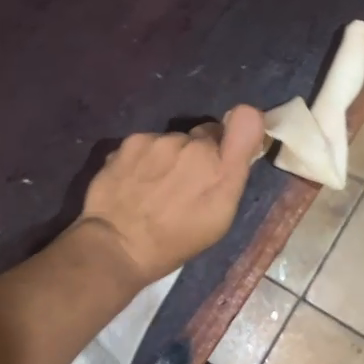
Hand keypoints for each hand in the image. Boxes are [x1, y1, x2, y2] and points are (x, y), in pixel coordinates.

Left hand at [76, 106, 264, 286]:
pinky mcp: (132, 141)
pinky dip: (142, 159)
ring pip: (171, 141)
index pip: (246, 118)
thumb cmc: (175, 241)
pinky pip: (146, 144)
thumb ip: (230, 176)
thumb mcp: (218, 219)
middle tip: (182, 185)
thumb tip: (231, 147)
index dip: (237, 129)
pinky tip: (134, 181)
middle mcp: (195, 145)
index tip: (226, 146)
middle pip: (202, 137)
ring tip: (153, 187)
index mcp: (222, 169)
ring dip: (167, 157)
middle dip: (197, 155)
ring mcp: (161, 140)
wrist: (117, 245)